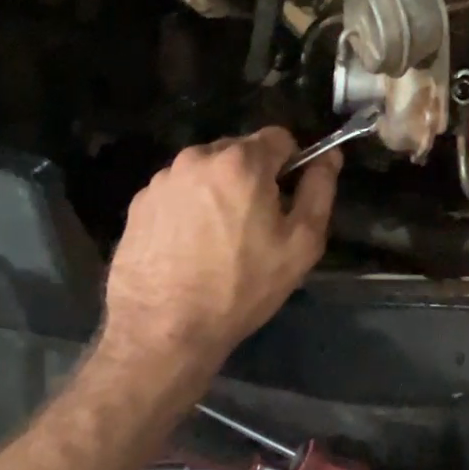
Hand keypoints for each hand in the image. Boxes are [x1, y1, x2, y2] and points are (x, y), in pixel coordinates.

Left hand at [102, 128, 338, 359]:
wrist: (162, 331)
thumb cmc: (241, 287)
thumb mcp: (301, 244)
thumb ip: (319, 190)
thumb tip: (329, 157)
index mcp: (241, 161)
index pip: (279, 137)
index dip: (290, 165)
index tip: (286, 200)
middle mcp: (198, 157)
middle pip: (240, 151)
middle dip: (253, 177)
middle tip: (255, 225)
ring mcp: (163, 179)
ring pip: (207, 170)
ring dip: (219, 190)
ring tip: (218, 239)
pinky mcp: (139, 203)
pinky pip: (178, 191)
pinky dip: (189, 207)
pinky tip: (188, 246)